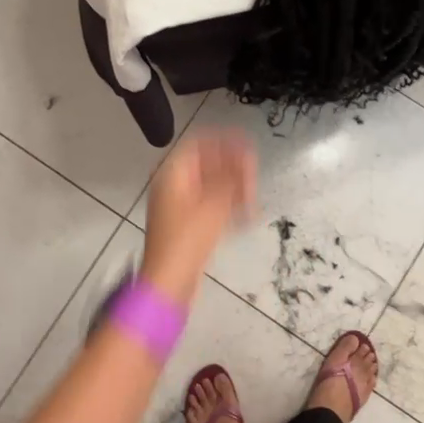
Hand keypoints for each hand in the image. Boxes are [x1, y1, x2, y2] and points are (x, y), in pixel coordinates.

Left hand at [141, 130, 256, 300]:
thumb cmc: (187, 238)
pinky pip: (210, 205)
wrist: (168, 282)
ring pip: (210, 186)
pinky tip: (245, 215)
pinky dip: (227, 205)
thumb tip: (246, 156)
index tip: (248, 145)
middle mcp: (173, 185)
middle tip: (254, 175)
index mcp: (172, 173)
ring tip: (253, 197)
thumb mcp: (213, 203)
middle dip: (232, 167)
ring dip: (233, 187)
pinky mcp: (187, 224)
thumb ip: (231, 177)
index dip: (224, 141)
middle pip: (206, 165)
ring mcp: (179, 205)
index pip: (199, 144)